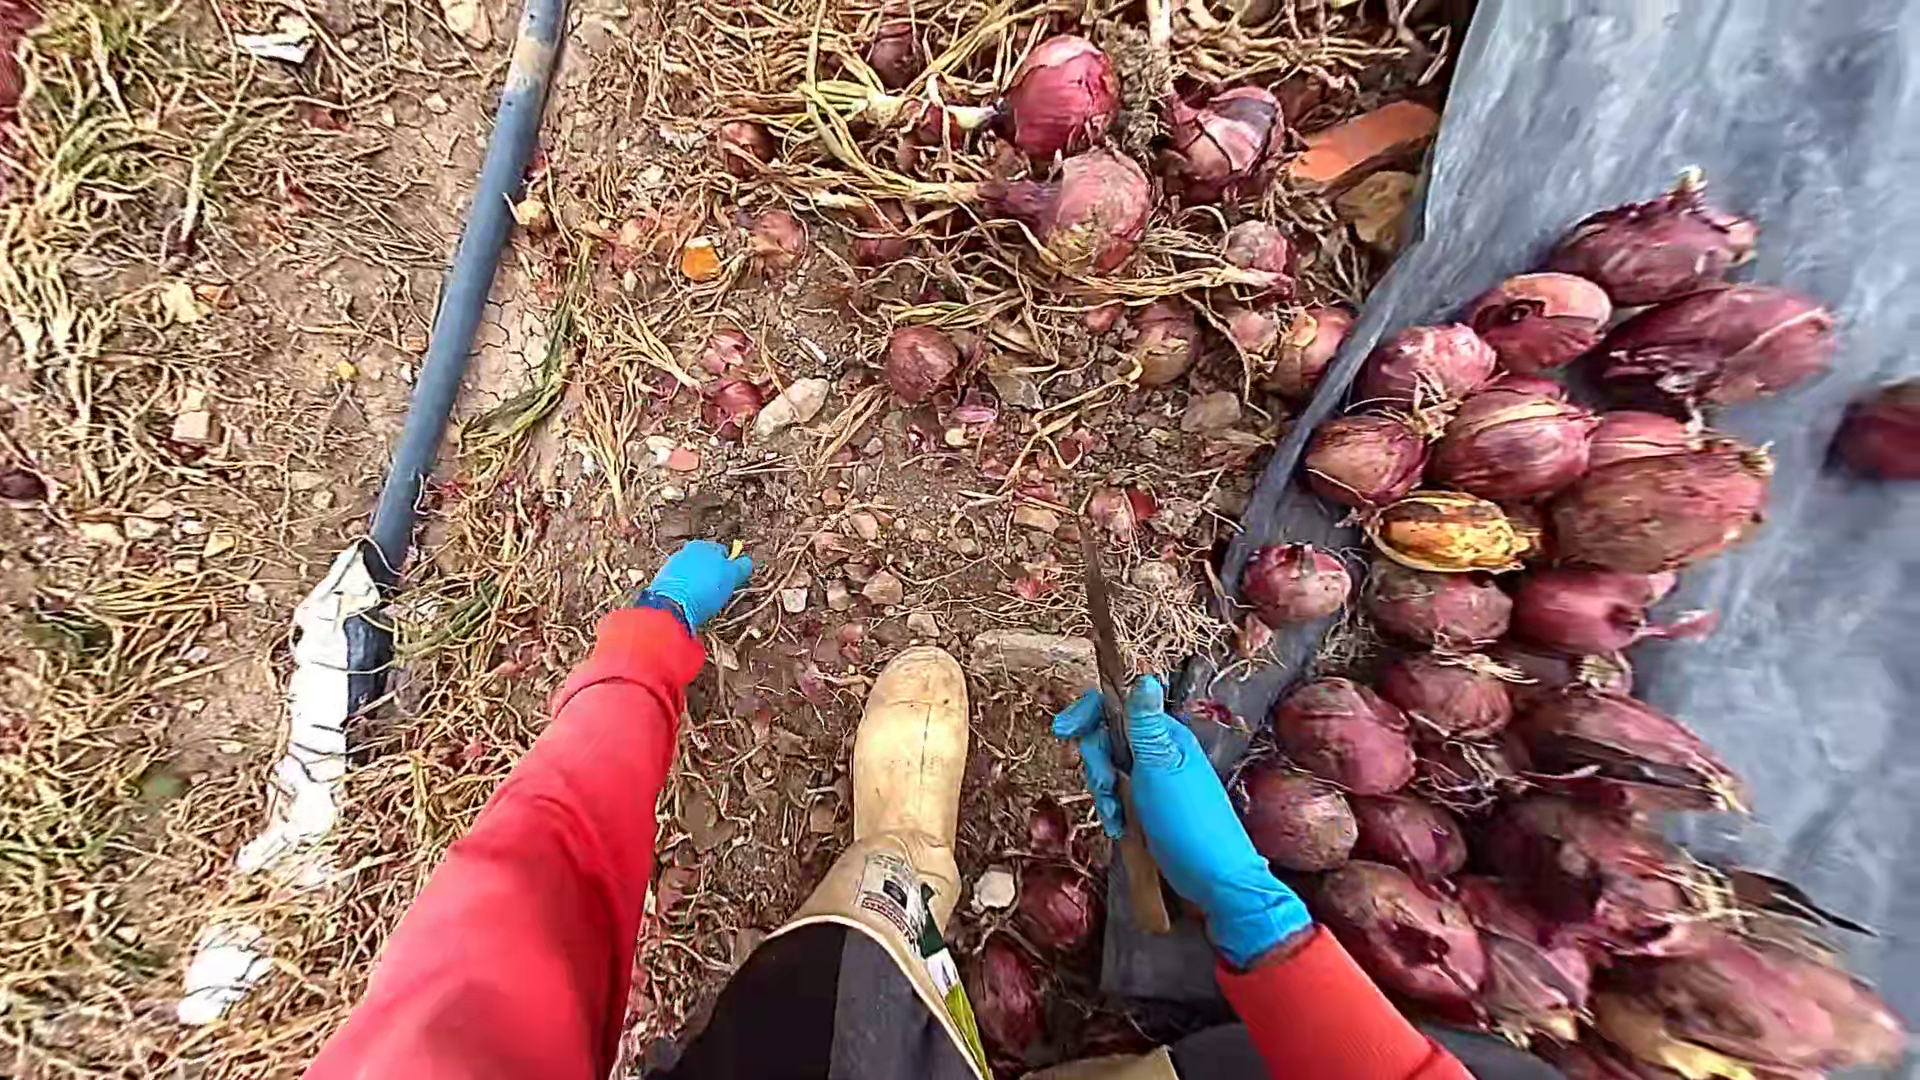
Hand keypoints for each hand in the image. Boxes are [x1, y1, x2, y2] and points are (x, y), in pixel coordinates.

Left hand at [640, 541, 753, 630]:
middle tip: (722, 591)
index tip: (734, 580)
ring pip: (695, 575)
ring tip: (706, 600)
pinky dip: (688, 593)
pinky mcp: (662, 584)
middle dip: (715, 576)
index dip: (732, 567)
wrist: (672, 606)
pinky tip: (692, 604)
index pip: (724, 552)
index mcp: (702, 545)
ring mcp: (671, 567)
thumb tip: (747, 562)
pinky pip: (682, 586)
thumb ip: (743, 566)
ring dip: (701, 585)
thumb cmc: (705, 588)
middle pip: (708, 564)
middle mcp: (684, 552)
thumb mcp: (732, 576)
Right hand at [1053, 677, 1311, 968]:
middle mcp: (1155, 749)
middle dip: (1097, 763)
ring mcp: (1149, 777)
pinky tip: (1120, 827)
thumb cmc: (1190, 821)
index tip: (1062, 730)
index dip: (1086, 713)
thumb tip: (1144, 678)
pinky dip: (1111, 809)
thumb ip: (1145, 724)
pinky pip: (1113, 794)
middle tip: (1107, 787)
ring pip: (1106, 768)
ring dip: (1103, 792)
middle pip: (1104, 738)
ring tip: (1117, 816)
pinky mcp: (1144, 803)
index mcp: (1162, 734)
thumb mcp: (1160, 768)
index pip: (1115, 706)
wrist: (1216, 883)